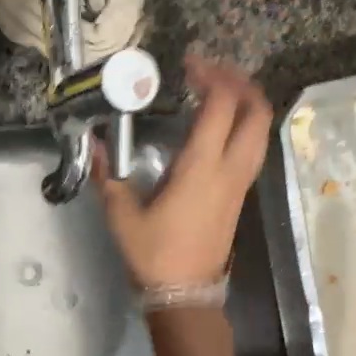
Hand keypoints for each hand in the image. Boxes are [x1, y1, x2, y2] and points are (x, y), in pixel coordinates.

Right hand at [94, 57, 271, 288]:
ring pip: (261, 129)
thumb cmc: (153, 254)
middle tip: (211, 71)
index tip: (189, 63)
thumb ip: (109, 177)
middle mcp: (230, 170)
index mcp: (201, 169)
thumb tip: (94, 145)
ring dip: (247, 102)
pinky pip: (254, 146)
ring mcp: (241, 183)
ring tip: (220, 90)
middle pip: (255, 111)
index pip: (220, 108)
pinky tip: (220, 125)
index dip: (210, 77)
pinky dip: (244, 124)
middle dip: (239, 82)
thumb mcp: (122, 215)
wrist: (185, 292)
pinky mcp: (240, 194)